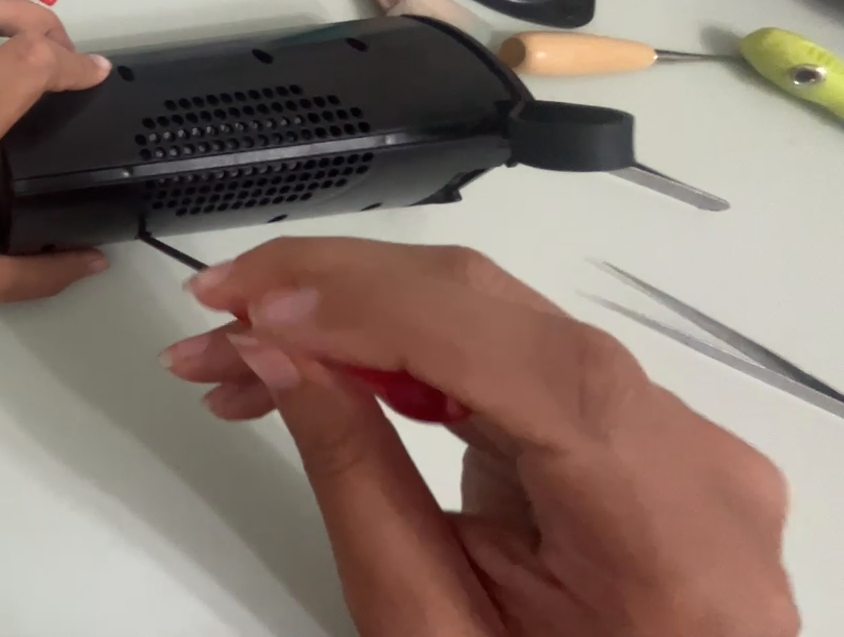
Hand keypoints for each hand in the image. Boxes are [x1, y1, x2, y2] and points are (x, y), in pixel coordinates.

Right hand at [161, 237, 796, 636]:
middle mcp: (677, 444)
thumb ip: (350, 474)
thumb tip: (270, 350)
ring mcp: (638, 413)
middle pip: (481, 304)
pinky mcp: (588, 403)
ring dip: (327, 305)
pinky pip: (461, 332)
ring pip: (458, 300)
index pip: (526, 365)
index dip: (381, 314)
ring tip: (227, 344)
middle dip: (324, 287)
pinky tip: (296, 352)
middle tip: (212, 303)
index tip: (256, 314)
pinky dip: (362, 330)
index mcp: (669, 533)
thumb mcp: (421, 622)